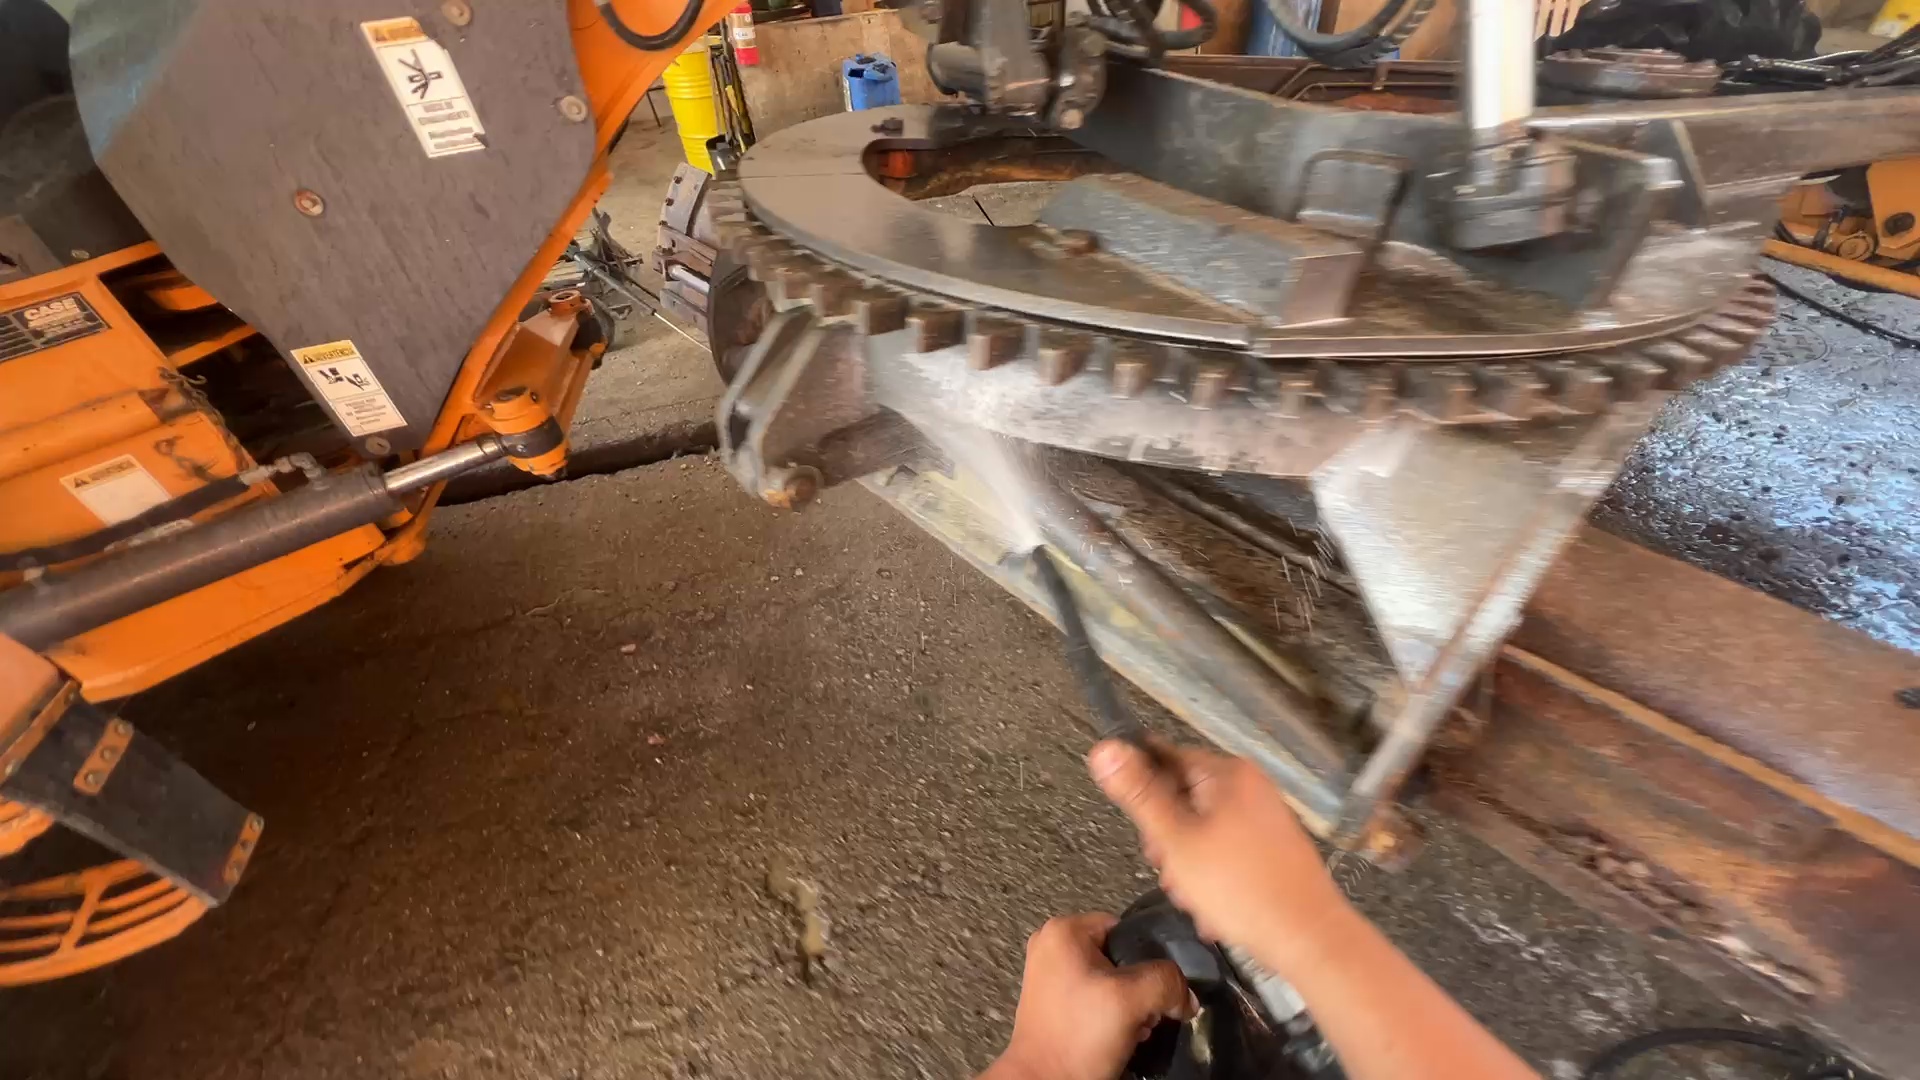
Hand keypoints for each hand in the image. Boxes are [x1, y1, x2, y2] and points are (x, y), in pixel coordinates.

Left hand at [986, 912, 1194, 1079]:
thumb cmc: (1079, 1034)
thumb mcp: (1130, 1001)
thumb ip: (1165, 983)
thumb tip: (1186, 993)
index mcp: (1063, 929)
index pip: (1121, 929)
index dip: (1145, 958)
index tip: (1154, 990)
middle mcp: (1050, 943)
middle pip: (1115, 955)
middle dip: (1136, 987)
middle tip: (1143, 1016)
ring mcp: (1046, 972)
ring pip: (1105, 978)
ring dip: (1125, 1004)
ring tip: (1130, 1030)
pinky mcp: (1048, 999)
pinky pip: (1089, 995)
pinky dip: (1106, 1013)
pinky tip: (1114, 1036)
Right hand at [1087, 740, 1350, 973]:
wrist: (1312, 941)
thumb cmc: (1242, 889)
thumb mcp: (1174, 839)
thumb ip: (1137, 793)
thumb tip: (1105, 749)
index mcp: (1226, 773)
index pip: (1165, 759)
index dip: (1144, 790)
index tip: (1139, 824)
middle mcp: (1249, 786)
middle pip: (1184, 796)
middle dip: (1168, 835)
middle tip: (1168, 867)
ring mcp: (1265, 816)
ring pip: (1203, 827)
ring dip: (1188, 859)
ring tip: (1193, 892)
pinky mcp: (1274, 846)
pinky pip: (1227, 847)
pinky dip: (1214, 871)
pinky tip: (1214, 902)